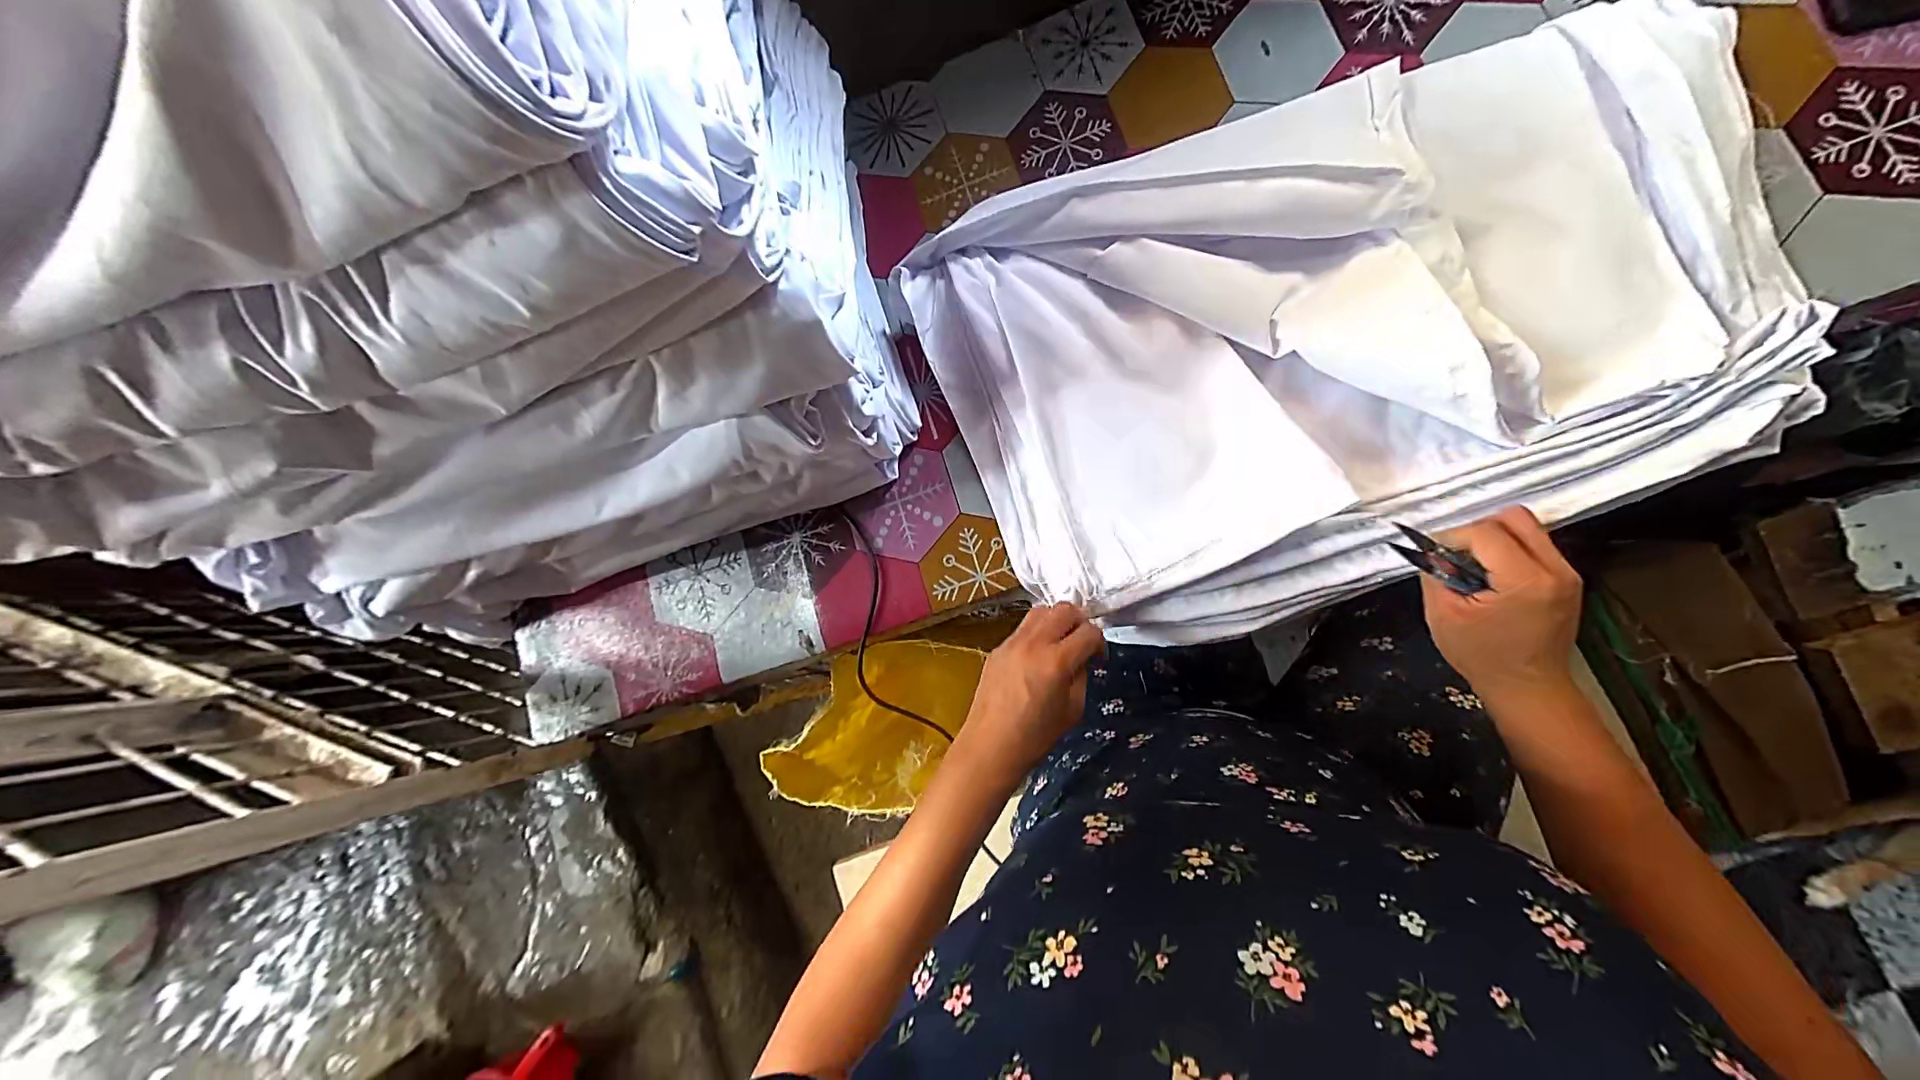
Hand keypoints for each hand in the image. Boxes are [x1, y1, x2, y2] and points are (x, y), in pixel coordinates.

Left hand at [952, 603, 1105, 783]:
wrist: (991, 746)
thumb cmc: (1034, 736)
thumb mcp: (1073, 708)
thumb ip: (1081, 675)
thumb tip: (1082, 657)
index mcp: (1056, 662)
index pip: (1089, 631)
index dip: (1099, 642)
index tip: (1098, 656)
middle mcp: (1033, 644)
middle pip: (1065, 609)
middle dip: (1080, 622)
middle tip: (1082, 642)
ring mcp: (1011, 643)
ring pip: (1041, 611)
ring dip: (1057, 621)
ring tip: (1061, 643)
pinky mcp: (998, 648)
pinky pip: (1023, 628)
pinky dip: (1037, 633)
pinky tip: (1038, 655)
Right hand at [1420, 506, 1582, 699]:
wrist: (1527, 686)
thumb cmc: (1483, 656)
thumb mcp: (1442, 615)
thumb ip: (1436, 574)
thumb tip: (1434, 552)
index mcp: (1525, 580)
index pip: (1485, 532)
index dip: (1453, 538)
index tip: (1436, 555)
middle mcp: (1556, 571)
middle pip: (1515, 518)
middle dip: (1477, 529)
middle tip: (1457, 554)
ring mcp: (1567, 574)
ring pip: (1527, 529)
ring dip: (1494, 539)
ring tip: (1474, 567)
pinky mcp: (1568, 580)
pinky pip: (1536, 545)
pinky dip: (1508, 551)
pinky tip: (1491, 576)